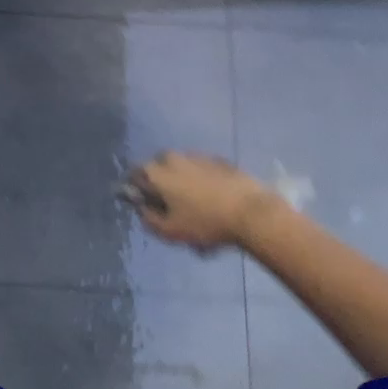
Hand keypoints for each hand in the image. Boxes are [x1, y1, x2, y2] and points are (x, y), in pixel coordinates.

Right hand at [130, 153, 283, 250]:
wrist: (253, 214)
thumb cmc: (206, 223)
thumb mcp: (170, 232)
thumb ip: (148, 219)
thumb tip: (142, 209)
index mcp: (155, 172)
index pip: (134, 176)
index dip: (138, 191)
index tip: (148, 205)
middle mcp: (172, 158)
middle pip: (158, 168)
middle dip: (161, 182)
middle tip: (173, 204)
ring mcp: (198, 156)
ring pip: (182, 166)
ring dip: (184, 179)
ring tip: (198, 201)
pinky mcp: (220, 160)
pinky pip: (204, 168)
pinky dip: (205, 179)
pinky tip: (216, 197)